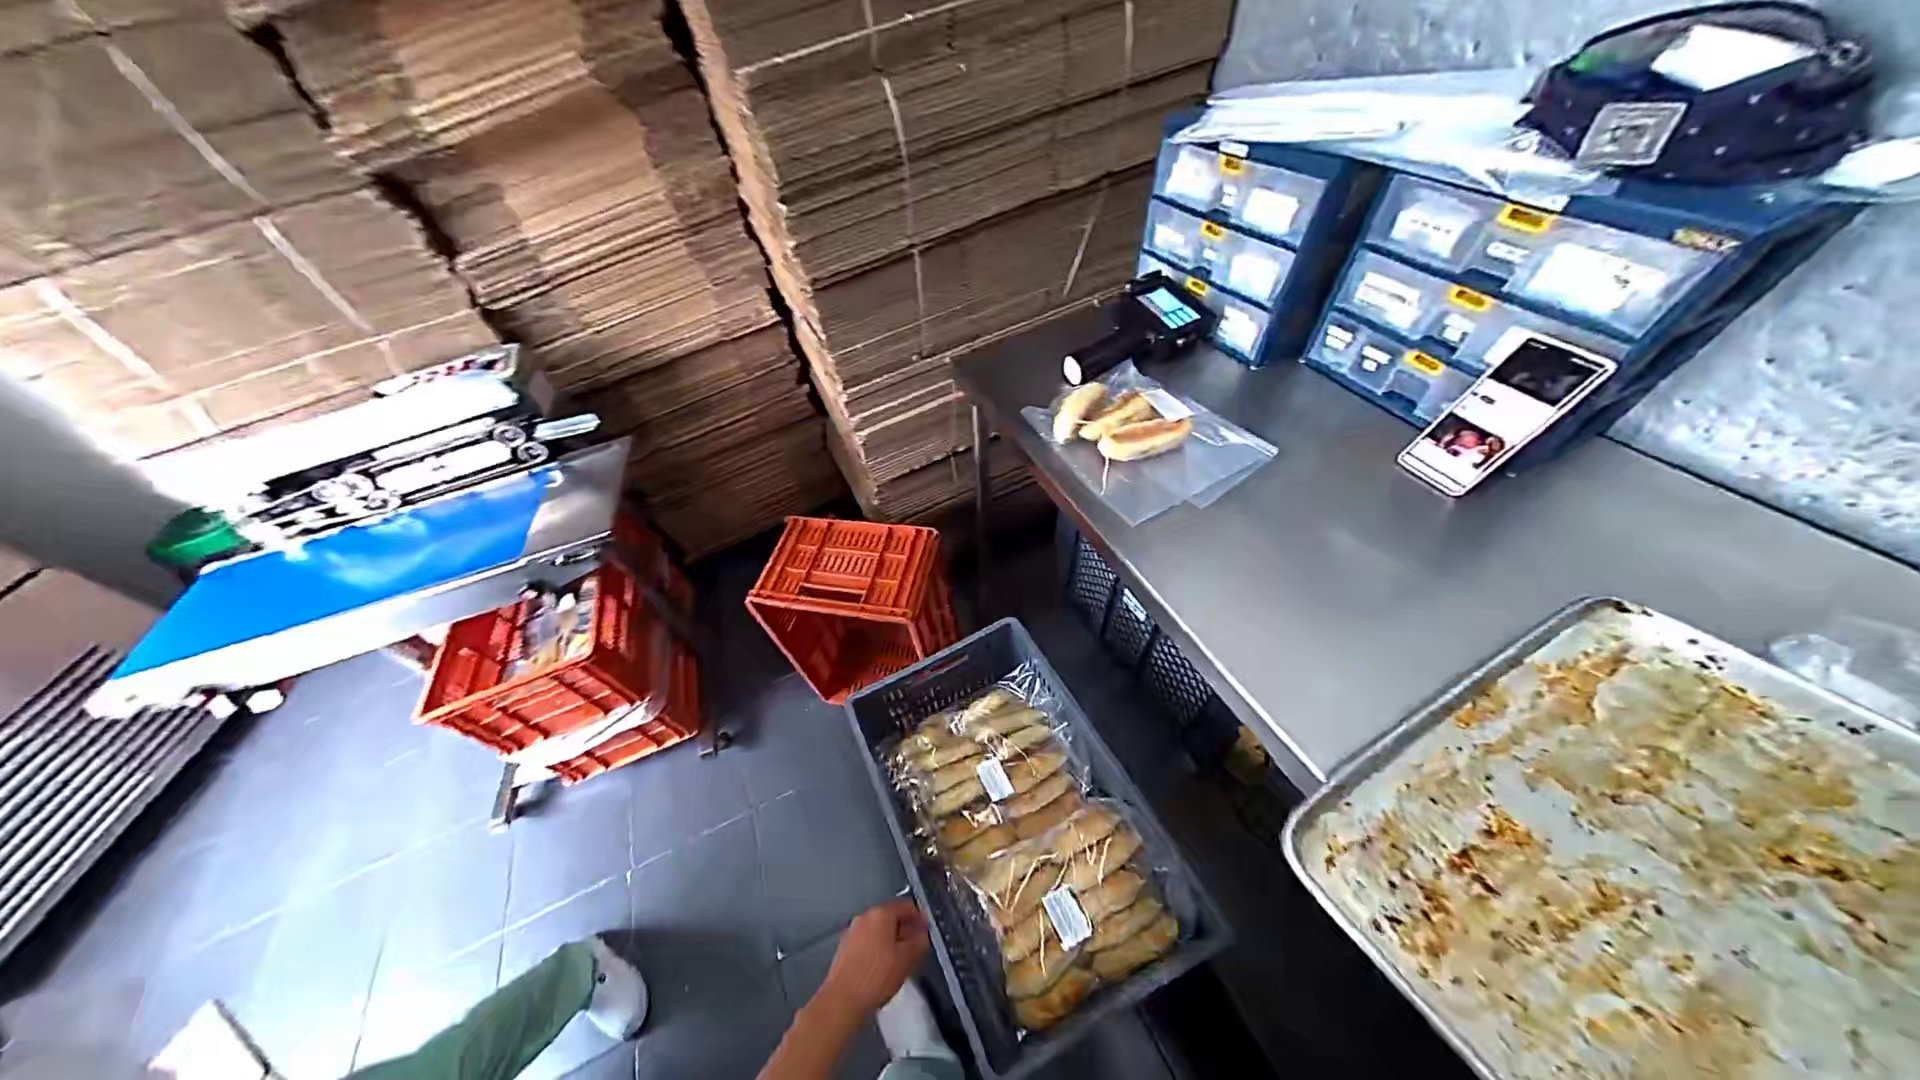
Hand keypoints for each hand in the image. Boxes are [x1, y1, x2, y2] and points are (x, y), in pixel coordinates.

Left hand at [818, 898, 930, 1016]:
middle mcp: (864, 917)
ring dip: (891, 941)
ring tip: (899, 961)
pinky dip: (877, 949)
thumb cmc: (877, 977)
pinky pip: (866, 942)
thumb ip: (920, 941)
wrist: (842, 1001)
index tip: (926, 931)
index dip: (920, 918)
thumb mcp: (908, 959)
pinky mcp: (844, 948)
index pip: (907, 906)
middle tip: (915, 947)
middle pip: (891, 917)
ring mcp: (852, 932)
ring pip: (878, 930)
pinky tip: (882, 968)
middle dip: (905, 930)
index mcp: (881, 913)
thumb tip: (922, 933)